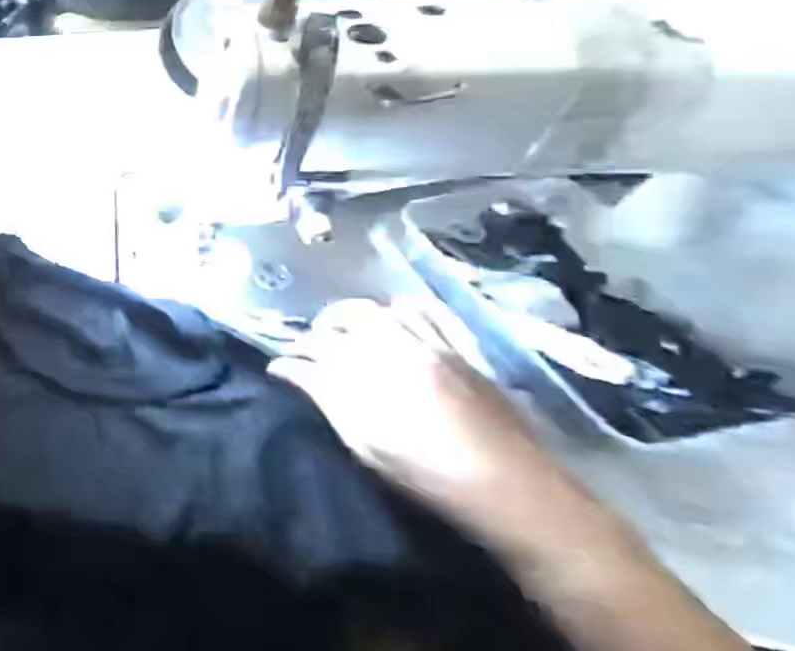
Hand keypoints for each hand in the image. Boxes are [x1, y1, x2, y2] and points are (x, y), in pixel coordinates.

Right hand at [269, 298, 603, 558]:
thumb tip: (285, 368)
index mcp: (368, 367)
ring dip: (355, 314)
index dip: (296, 352)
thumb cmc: (430, 475)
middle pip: (346, 316)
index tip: (284, 363)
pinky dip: (400, 307)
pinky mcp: (456, 345)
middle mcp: (395, 342)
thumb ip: (324, 397)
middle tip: (313, 345)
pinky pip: (424, 310)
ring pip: (380, 308)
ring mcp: (428, 339)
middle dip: (322, 326)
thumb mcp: (366, 444)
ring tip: (347, 330)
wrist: (511, 487)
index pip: (317, 343)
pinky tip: (393, 315)